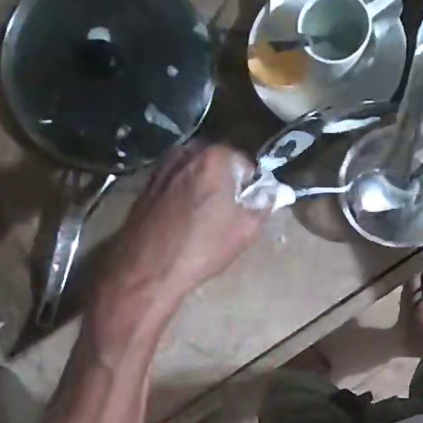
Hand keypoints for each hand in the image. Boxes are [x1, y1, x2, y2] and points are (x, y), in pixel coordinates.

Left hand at [94, 141, 269, 315]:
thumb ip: (265, 202)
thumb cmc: (201, 248)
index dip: (251, 186)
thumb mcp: (246, 229)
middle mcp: (187, 152)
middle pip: (218, 162)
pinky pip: (176, 181)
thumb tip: (276, 189)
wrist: (146, 269)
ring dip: (204, 187)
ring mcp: (163, 167)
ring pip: (195, 171)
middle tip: (229, 213)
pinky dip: (184, 193)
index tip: (248, 206)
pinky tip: (184, 219)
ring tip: (205, 218)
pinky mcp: (147, 183)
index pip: (246, 163)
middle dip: (227, 182)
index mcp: (215, 157)